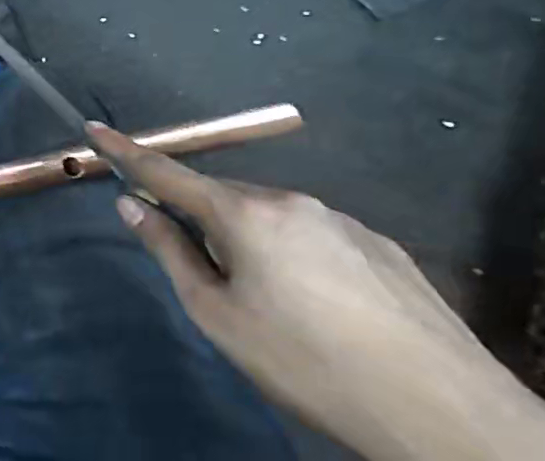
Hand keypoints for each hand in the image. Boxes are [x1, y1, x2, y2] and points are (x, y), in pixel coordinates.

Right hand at [88, 122, 544, 460]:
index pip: (167, 172)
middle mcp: (290, 200)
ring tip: (277, 303)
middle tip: (213, 277)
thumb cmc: (309, 365)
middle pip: (224, 197)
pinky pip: (316, 234)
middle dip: (204, 219)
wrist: (450, 416)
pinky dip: (299, 254)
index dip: (126, 151)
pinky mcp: (381, 245)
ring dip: (255, 241)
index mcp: (243, 214)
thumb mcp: (220, 318)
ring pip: (273, 216)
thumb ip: (170, 252)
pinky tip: (326, 308)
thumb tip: (131, 204)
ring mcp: (341, 219)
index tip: (94, 128)